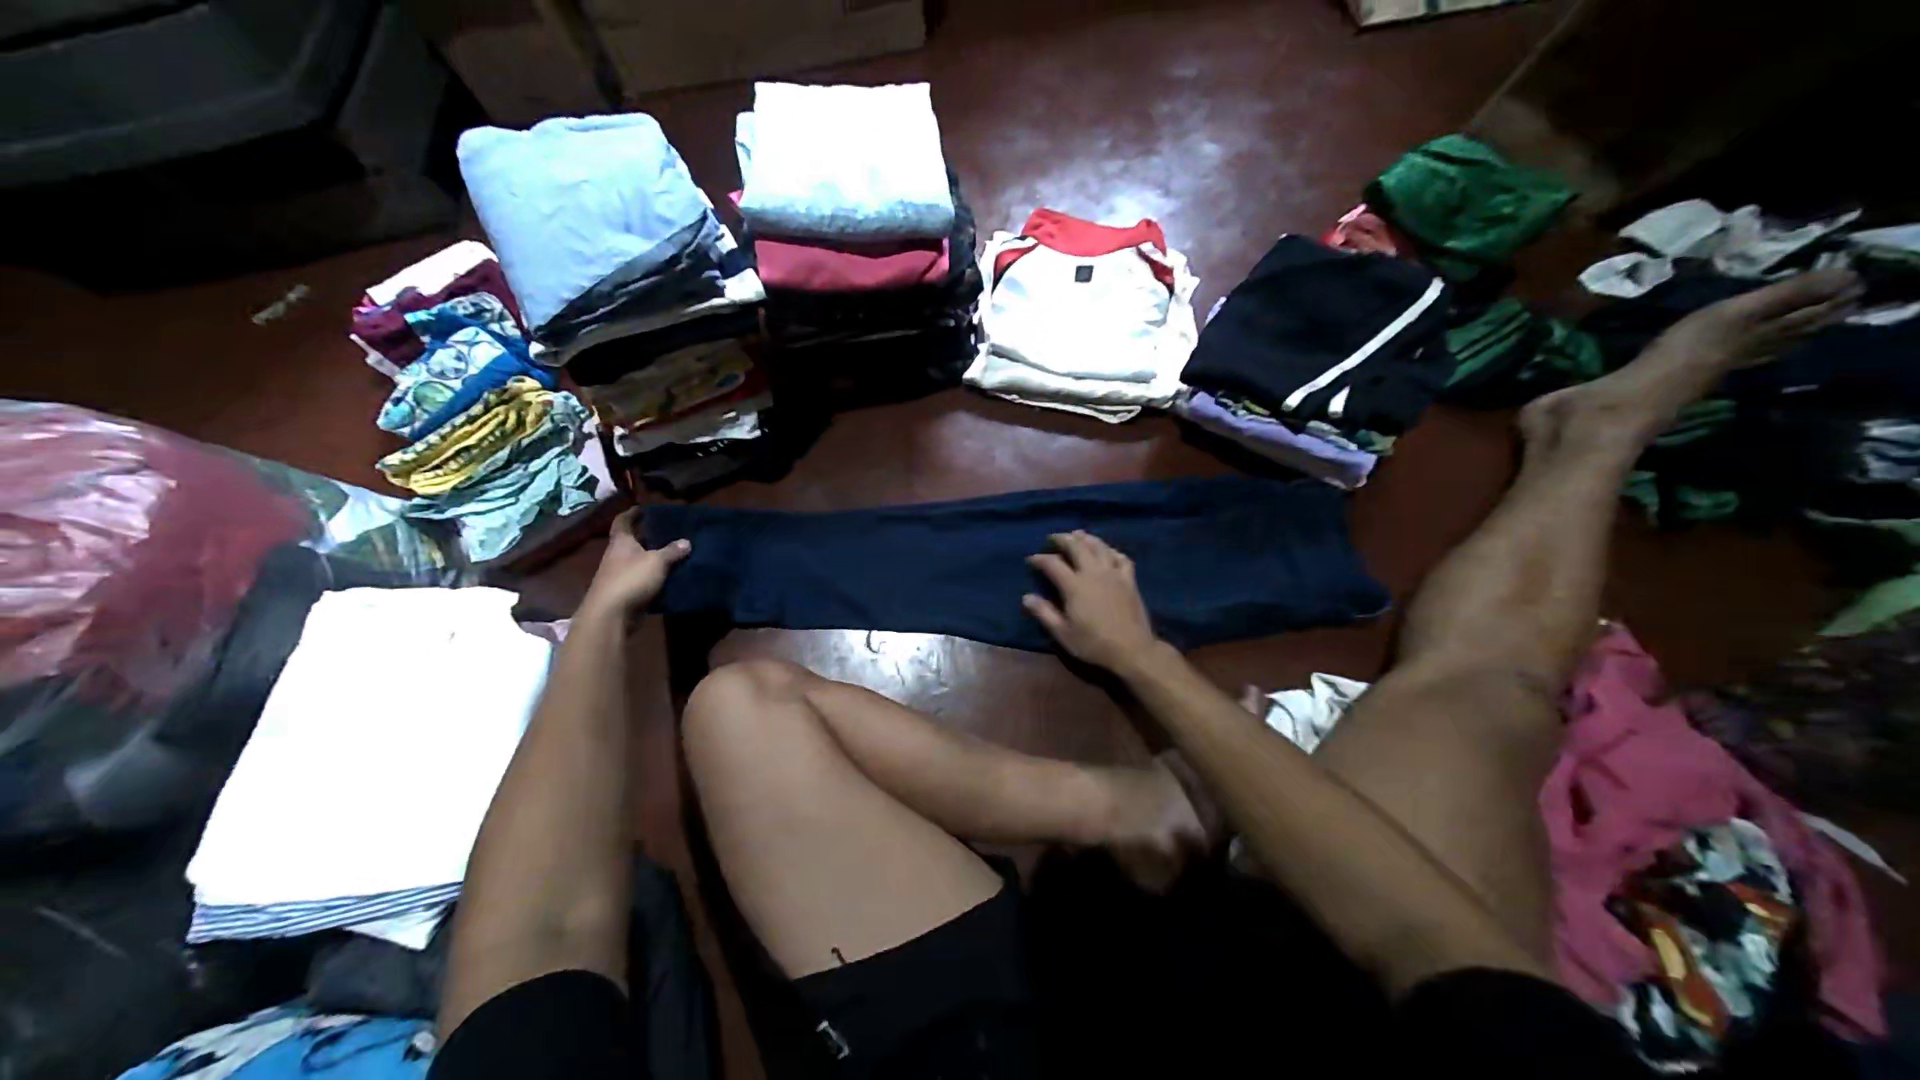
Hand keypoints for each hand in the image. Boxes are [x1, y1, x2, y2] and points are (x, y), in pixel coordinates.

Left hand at [581, 508, 690, 615]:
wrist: (611, 614)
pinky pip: (643, 579)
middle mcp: (617, 556)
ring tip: (674, 553)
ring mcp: (620, 575)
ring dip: (652, 557)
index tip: (644, 509)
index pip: (623, 521)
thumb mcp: (656, 561)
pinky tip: (670, 576)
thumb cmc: (631, 579)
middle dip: (647, 536)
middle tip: (667, 531)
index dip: (632, 514)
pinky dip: (655, 576)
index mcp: (621, 542)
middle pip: (631, 541)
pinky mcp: (626, 592)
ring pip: (638, 561)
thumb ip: (672, 551)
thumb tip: (686, 542)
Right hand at [1023, 530, 1162, 672]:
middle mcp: (1093, 573)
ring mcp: (1113, 574)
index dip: (1040, 559)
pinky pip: (1121, 557)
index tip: (1032, 559)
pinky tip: (1107, 551)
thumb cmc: (1093, 643)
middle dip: (1063, 539)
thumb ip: (1044, 613)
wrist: (1132, 649)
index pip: (1053, 563)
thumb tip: (1027, 597)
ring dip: (1086, 538)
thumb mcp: (1063, 633)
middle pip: (1077, 546)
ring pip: (1099, 547)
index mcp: (1074, 585)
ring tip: (1077, 535)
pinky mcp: (1129, 580)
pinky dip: (1111, 550)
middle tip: (1053, 538)